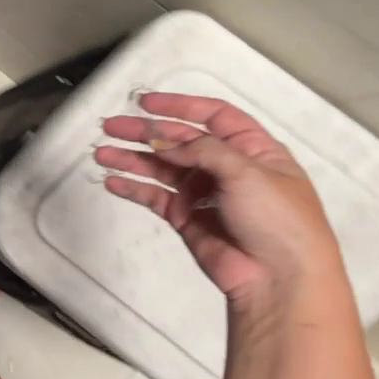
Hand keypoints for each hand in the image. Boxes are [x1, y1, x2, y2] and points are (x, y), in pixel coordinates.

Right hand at [94, 92, 345, 308]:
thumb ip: (203, 151)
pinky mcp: (184, 217)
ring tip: (101, 154)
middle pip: (178, 141)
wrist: (277, 276)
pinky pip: (153, 196)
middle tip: (110, 127)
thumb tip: (163, 142)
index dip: (180, 106)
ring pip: (160, 168)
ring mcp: (202, 193)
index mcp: (251, 150)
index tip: (145, 103)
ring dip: (130, 159)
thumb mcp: (248, 173)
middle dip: (143, 132)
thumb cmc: (277, 218)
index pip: (214, 116)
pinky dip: (132, 188)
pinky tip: (112, 182)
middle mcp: (225, 167)